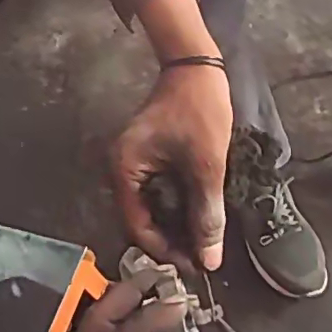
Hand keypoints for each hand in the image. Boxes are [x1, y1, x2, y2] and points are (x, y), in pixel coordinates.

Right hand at [113, 64, 232, 270]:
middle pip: (143, 220)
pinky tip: (199, 214)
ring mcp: (134, 163)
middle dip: (172, 239)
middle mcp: (121, 171)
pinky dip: (178, 205)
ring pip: (153, 207)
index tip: (193, 264)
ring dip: (177, 223)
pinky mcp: (149, 157)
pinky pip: (159, 191)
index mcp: (124, 171)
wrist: (198, 67)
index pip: (138, 227)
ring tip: (204, 240)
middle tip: (202, 255)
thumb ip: (207, 214)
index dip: (165, 250)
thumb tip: (209, 259)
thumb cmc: (200, 111)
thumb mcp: (207, 166)